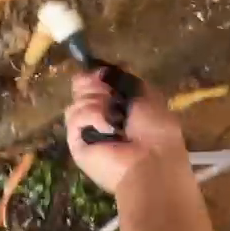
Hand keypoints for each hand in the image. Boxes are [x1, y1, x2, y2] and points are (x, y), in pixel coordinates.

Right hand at [64, 70, 189, 194]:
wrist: (150, 160)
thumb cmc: (155, 128)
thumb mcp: (146, 95)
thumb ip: (124, 80)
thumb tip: (101, 70)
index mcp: (118, 106)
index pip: (95, 83)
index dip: (96, 75)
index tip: (103, 75)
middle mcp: (100, 117)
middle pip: (81, 89)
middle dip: (94, 86)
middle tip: (109, 96)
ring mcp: (87, 130)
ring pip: (77, 101)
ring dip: (96, 102)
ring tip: (113, 118)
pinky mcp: (76, 142)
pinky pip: (74, 116)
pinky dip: (91, 116)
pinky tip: (106, 128)